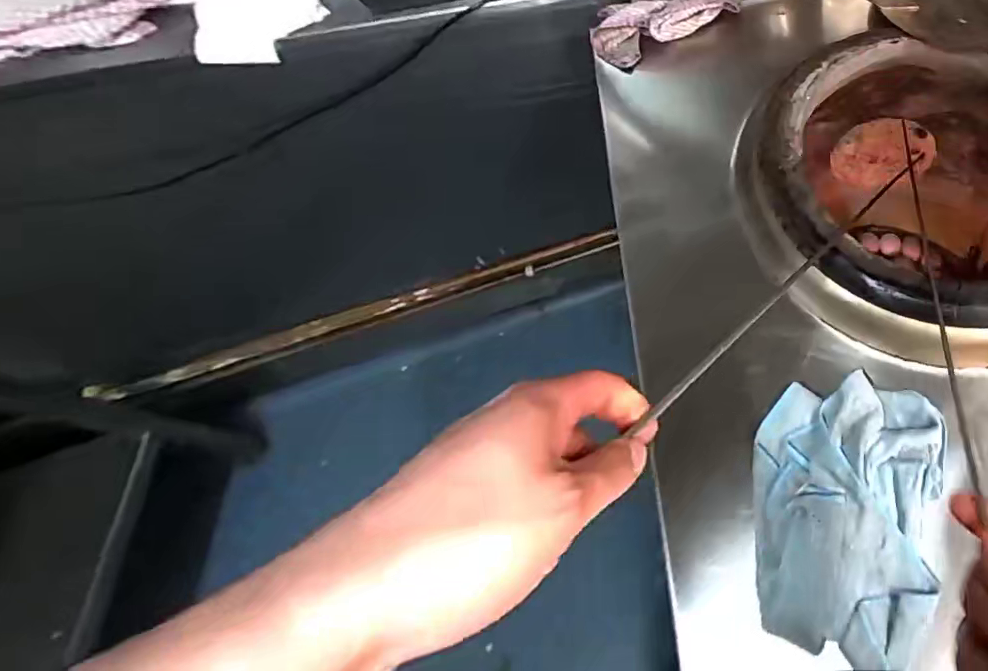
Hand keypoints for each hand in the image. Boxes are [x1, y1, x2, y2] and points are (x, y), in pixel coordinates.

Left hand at [85, 370, 654, 670]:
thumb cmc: (474, 540)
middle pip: (566, 418)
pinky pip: (498, 482)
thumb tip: (633, 448)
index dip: (634, 405)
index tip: (648, 438)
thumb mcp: (568, 509)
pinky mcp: (429, 492)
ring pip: (531, 456)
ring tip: (554, 533)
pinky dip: (520, 503)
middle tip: (603, 497)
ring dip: (557, 483)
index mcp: (534, 406)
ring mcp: (457, 454)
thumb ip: (612, 473)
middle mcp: (495, 418)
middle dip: (595, 452)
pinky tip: (505, 550)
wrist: (340, 603)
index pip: (602, 384)